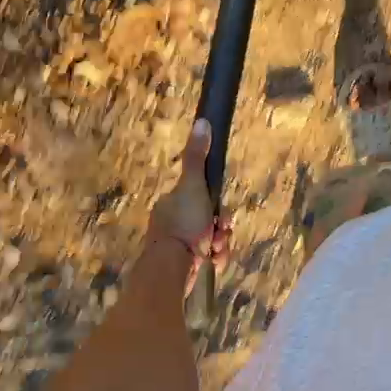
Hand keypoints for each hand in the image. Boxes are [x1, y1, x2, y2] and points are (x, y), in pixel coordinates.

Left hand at [148, 120, 229, 278]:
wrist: (170, 269)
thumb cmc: (183, 224)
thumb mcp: (193, 185)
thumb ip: (197, 157)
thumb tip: (202, 121)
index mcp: (171, 203)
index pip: (201, 197)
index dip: (216, 204)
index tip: (221, 213)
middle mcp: (171, 223)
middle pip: (208, 218)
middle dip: (220, 226)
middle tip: (221, 232)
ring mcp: (176, 245)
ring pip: (210, 238)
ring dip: (220, 243)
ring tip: (217, 250)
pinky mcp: (182, 266)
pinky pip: (206, 257)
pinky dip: (215, 258)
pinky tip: (215, 262)